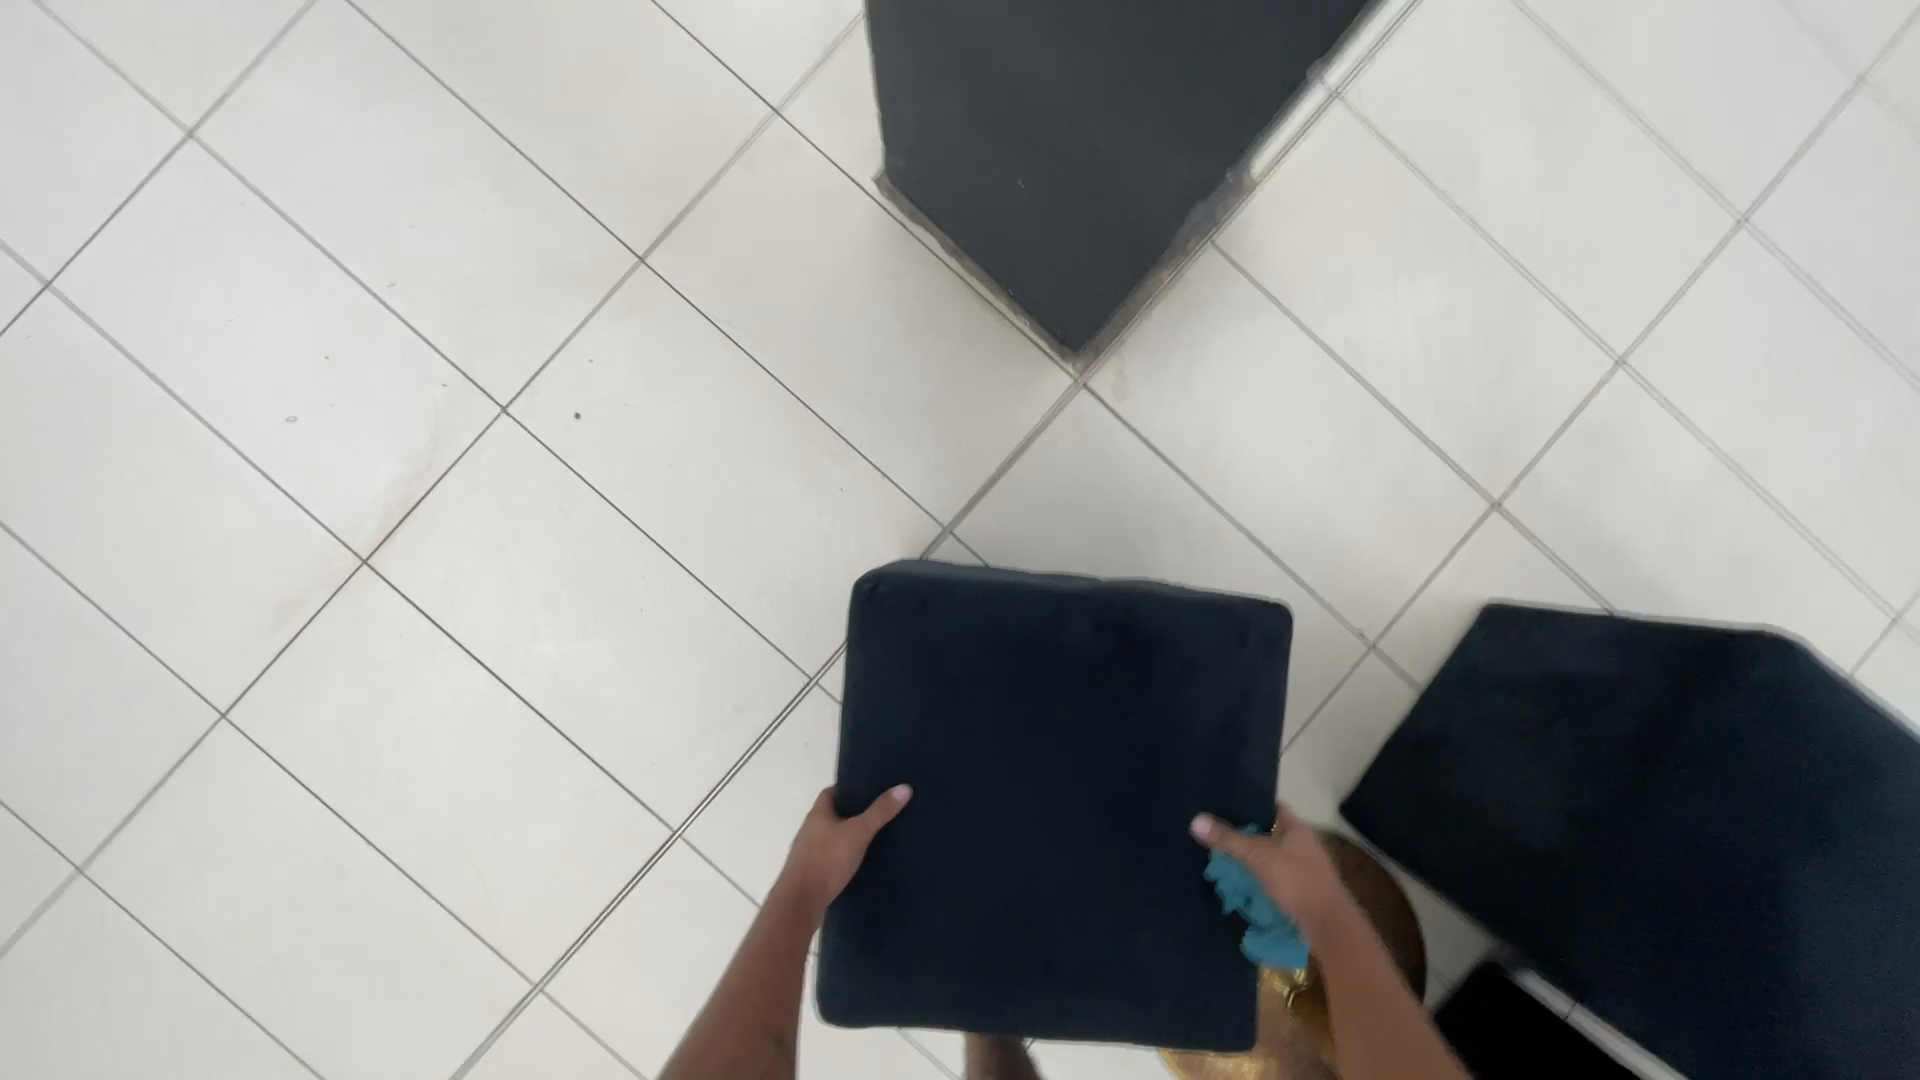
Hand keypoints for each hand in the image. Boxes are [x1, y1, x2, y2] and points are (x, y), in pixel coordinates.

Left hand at [773, 784, 911, 915]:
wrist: (799, 902)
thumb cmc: (827, 860)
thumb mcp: (858, 833)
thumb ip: (880, 812)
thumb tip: (904, 787)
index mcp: (818, 812)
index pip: (833, 791)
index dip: (851, 788)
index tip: (871, 790)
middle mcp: (810, 828)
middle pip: (834, 813)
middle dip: (854, 812)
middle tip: (879, 812)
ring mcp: (808, 851)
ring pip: (832, 835)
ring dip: (849, 835)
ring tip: (874, 836)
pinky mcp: (811, 871)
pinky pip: (831, 855)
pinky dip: (844, 855)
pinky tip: (860, 862)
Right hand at [1190, 804, 1358, 940]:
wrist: (1329, 927)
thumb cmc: (1296, 881)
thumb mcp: (1257, 856)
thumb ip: (1228, 839)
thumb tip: (1195, 820)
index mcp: (1296, 827)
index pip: (1269, 805)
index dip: (1246, 801)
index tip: (1221, 802)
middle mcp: (1301, 843)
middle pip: (1266, 830)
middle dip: (1242, 832)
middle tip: (1213, 829)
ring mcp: (1302, 867)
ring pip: (1268, 854)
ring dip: (1248, 856)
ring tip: (1219, 853)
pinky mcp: (1300, 888)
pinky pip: (1272, 874)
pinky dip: (1256, 875)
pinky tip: (1238, 879)